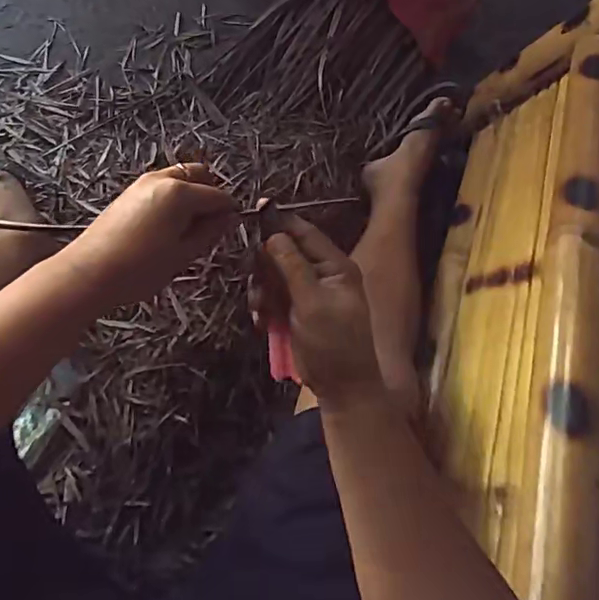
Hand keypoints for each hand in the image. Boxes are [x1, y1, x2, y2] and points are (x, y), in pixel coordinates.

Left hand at [61, 164, 235, 308]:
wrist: (88, 273)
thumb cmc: (139, 268)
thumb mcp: (183, 254)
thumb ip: (209, 232)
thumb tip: (228, 219)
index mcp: (180, 192)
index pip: (218, 195)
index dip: (229, 210)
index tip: (233, 224)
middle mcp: (162, 179)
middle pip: (200, 174)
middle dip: (211, 193)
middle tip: (213, 223)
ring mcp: (143, 183)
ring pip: (180, 177)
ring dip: (192, 192)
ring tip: (191, 226)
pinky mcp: (130, 193)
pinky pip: (163, 184)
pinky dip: (175, 195)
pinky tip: (170, 224)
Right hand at [258, 212, 384, 406]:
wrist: (341, 389)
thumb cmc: (333, 342)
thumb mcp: (312, 302)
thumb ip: (292, 266)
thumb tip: (274, 234)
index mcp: (336, 267)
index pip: (306, 234)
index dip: (282, 222)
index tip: (258, 210)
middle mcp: (322, 275)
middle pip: (285, 254)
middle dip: (267, 267)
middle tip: (257, 282)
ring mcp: (308, 294)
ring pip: (274, 276)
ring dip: (263, 291)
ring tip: (261, 310)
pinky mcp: (296, 312)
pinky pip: (273, 298)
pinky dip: (264, 308)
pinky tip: (262, 323)